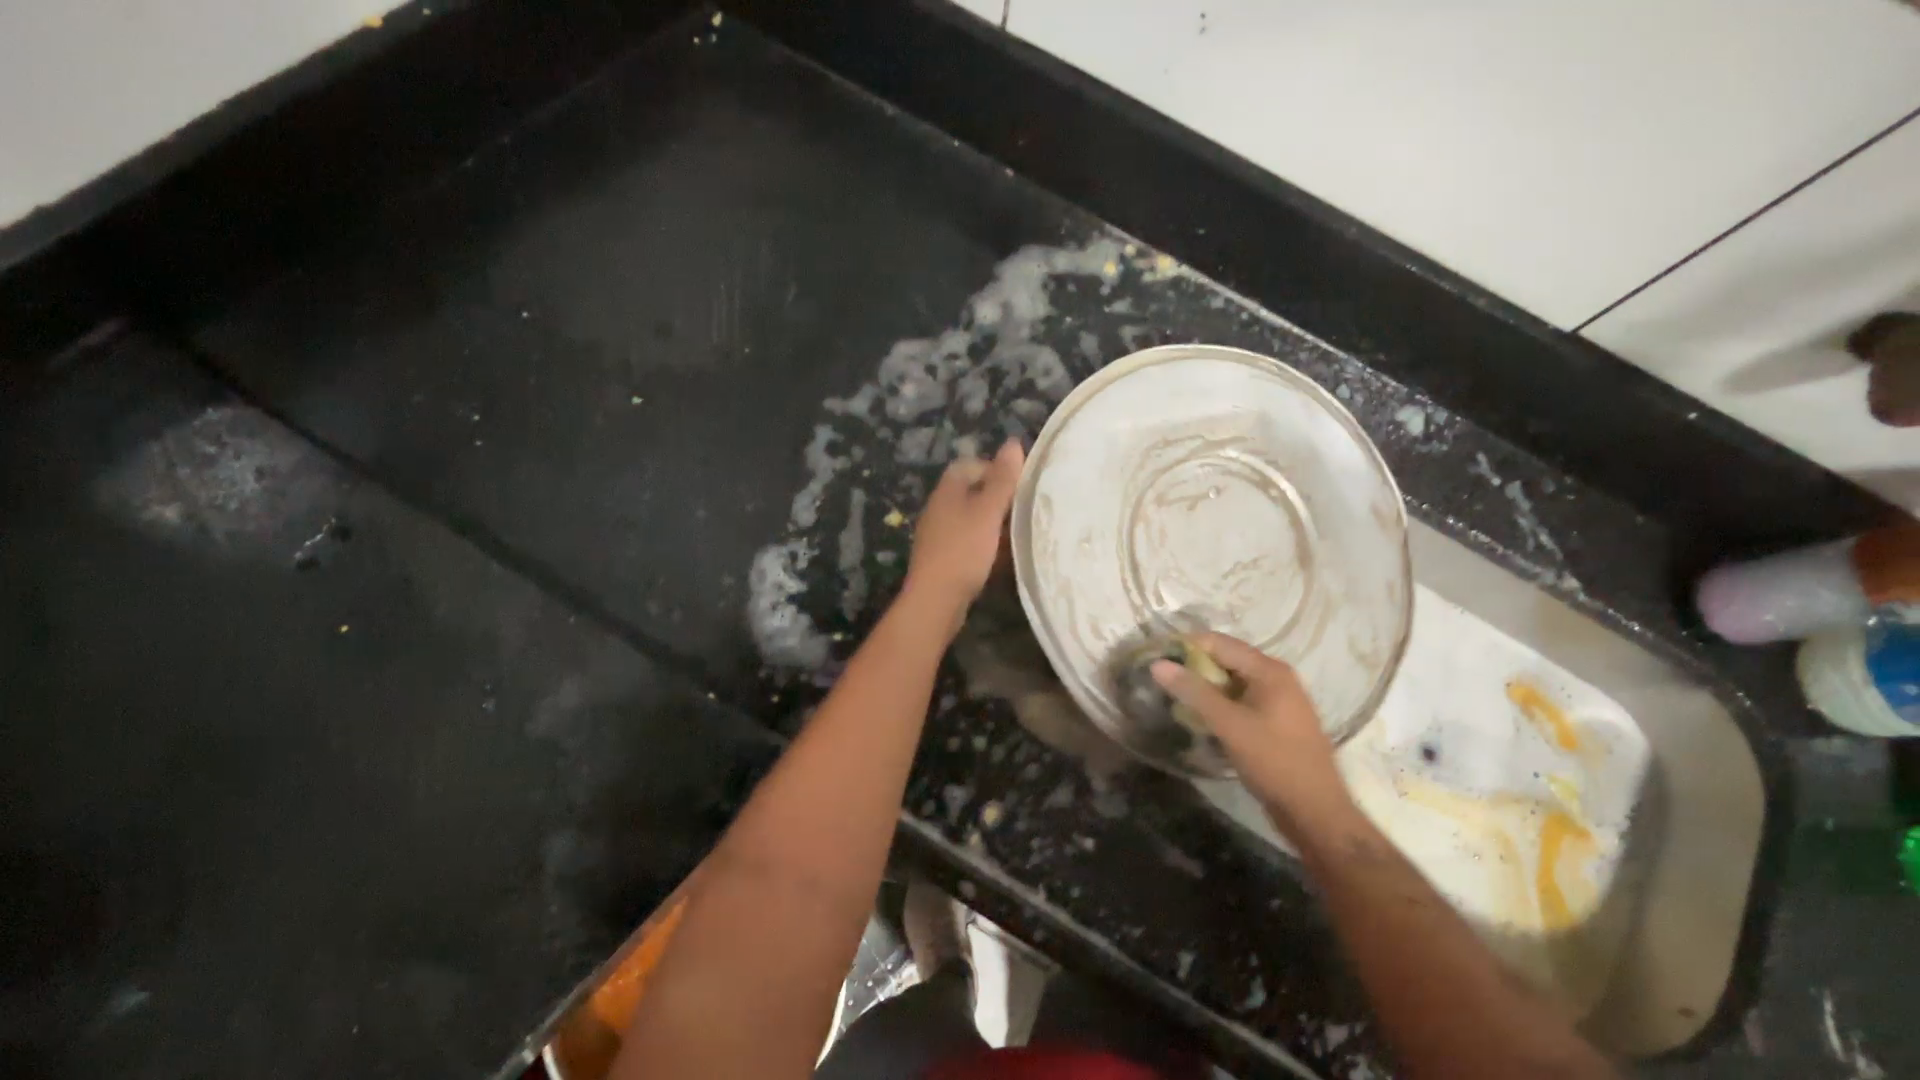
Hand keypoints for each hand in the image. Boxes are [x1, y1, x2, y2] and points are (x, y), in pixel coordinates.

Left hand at [904, 439, 1024, 617]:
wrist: (935, 600)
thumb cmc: (963, 550)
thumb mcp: (988, 512)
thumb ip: (1002, 480)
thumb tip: (1013, 442)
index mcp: (947, 491)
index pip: (970, 466)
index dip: (995, 469)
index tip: (1019, 484)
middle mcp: (939, 509)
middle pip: (972, 493)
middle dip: (998, 499)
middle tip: (1025, 509)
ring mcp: (939, 535)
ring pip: (972, 520)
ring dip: (994, 524)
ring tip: (1020, 533)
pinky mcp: (943, 559)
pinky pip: (969, 543)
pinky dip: (987, 546)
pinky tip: (1003, 558)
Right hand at [1151, 632, 1356, 839]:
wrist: (1315, 810)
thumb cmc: (1274, 761)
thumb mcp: (1229, 725)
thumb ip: (1194, 692)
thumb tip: (1158, 664)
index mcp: (1269, 670)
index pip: (1219, 643)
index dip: (1186, 646)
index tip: (1156, 658)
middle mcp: (1276, 677)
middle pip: (1226, 660)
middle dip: (1193, 667)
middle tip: (1160, 680)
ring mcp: (1278, 700)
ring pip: (1232, 683)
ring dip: (1205, 688)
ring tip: (1173, 698)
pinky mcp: (1275, 722)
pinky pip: (1241, 701)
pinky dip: (1219, 705)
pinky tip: (1199, 718)